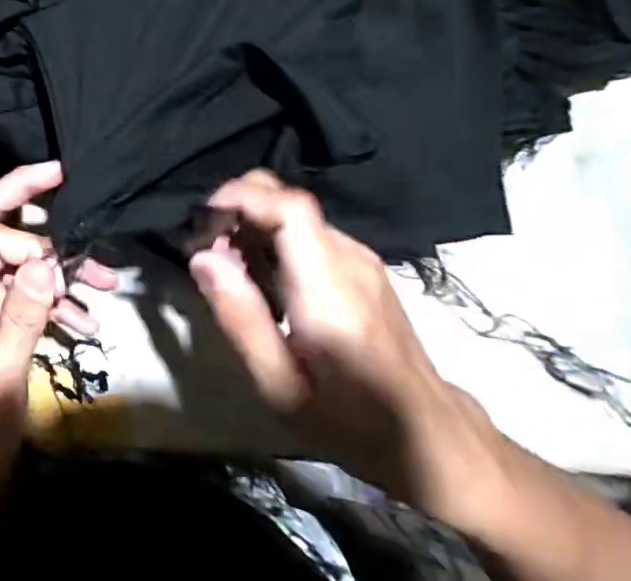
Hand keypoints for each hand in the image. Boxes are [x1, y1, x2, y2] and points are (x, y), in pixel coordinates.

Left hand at [0, 162, 116, 525]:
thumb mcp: (0, 379)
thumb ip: (23, 315)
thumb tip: (47, 260)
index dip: (35, 246)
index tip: (71, 272)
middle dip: (26, 194)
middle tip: (64, 172)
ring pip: (17, 258)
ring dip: (58, 263)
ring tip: (106, 278)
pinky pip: (26, 292)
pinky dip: (57, 299)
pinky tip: (88, 320)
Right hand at [188, 170, 506, 531]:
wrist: (428, 434)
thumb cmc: (350, 422)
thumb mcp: (280, 387)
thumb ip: (240, 318)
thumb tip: (202, 258)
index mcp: (329, 288)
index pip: (290, 207)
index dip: (242, 196)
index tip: (203, 220)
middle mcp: (349, 258)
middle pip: (289, 200)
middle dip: (239, 209)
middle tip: (208, 251)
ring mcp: (361, 258)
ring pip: (296, 216)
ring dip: (255, 228)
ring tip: (230, 273)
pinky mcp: (363, 266)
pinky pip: (310, 235)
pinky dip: (276, 242)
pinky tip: (265, 283)